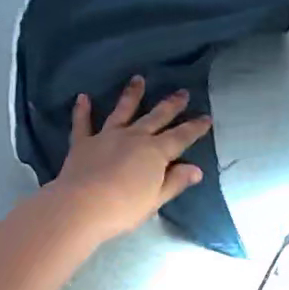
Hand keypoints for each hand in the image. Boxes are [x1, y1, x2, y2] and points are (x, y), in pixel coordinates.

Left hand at [51, 76, 212, 238]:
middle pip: (156, 118)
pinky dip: (82, 111)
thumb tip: (196, 169)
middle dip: (171, 105)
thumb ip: (174, 182)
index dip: (194, 128)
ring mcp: (107, 137)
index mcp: (155, 152)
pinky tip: (82, 97)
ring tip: (138, 79)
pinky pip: (82, 124)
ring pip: (122, 111)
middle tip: (182, 92)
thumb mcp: (154, 200)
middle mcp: (134, 137)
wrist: (82, 207)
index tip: (206, 118)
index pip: (181, 137)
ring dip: (131, 95)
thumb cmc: (123, 209)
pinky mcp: (83, 143)